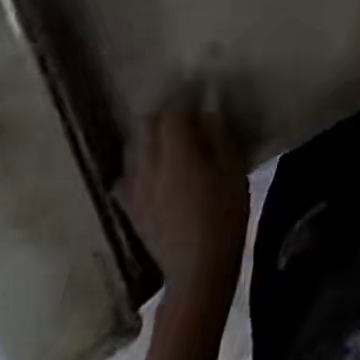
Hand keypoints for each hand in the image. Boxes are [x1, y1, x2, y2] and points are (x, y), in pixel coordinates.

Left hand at [116, 106, 248, 280]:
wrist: (197, 273)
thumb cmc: (224, 218)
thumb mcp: (233, 172)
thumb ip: (219, 135)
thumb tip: (211, 105)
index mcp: (176, 155)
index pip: (172, 112)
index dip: (185, 95)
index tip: (200, 86)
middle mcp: (147, 166)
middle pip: (147, 125)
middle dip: (165, 111)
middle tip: (186, 107)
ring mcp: (134, 189)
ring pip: (134, 147)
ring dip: (150, 134)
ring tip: (170, 133)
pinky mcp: (129, 208)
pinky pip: (126, 175)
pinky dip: (138, 162)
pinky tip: (152, 167)